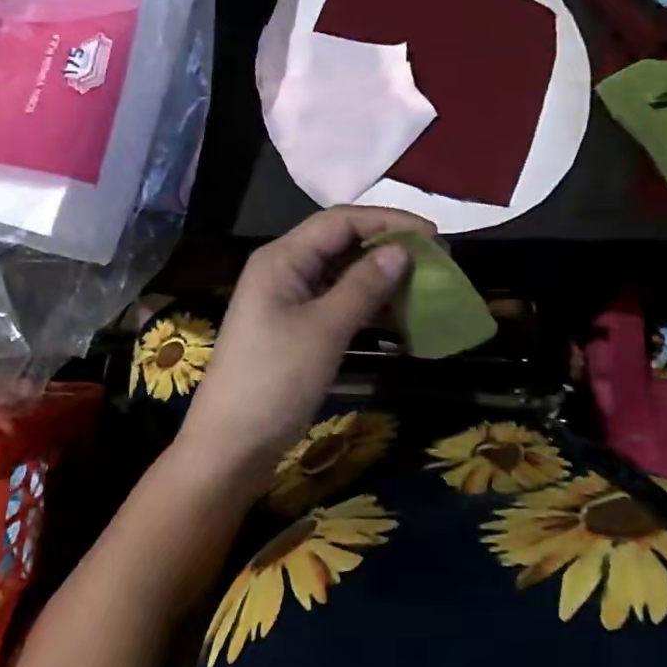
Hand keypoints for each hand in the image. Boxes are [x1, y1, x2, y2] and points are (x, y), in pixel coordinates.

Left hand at [179, 207, 432, 480]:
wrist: (231, 445)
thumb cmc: (275, 380)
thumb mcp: (325, 330)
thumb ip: (363, 286)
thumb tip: (402, 250)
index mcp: (282, 258)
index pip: (341, 220)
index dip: (388, 221)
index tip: (434, 235)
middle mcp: (284, 270)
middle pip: (341, 244)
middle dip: (387, 248)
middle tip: (434, 261)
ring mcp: (289, 301)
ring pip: (342, 275)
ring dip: (381, 278)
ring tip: (423, 287)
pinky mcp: (296, 329)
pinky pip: (337, 304)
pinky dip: (367, 306)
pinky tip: (398, 317)